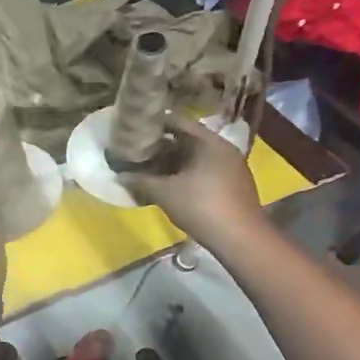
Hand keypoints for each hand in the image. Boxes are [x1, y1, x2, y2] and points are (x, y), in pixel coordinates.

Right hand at [123, 118, 265, 246]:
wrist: (240, 237)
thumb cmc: (201, 207)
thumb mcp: (166, 193)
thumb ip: (142, 181)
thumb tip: (119, 176)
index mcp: (209, 141)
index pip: (178, 122)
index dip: (155, 125)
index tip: (137, 131)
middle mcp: (223, 148)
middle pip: (189, 140)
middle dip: (164, 147)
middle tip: (141, 153)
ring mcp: (233, 166)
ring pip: (198, 157)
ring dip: (176, 163)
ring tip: (153, 171)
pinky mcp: (235, 184)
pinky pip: (207, 171)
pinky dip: (190, 174)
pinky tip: (175, 187)